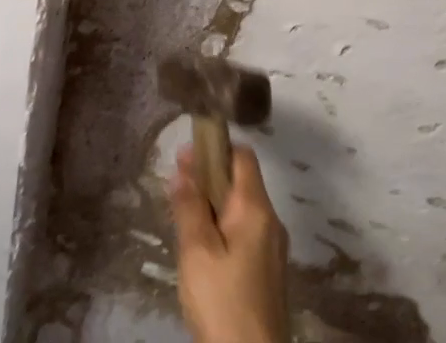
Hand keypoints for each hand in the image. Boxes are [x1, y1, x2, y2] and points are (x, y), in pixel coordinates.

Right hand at [168, 143, 288, 342]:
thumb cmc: (221, 299)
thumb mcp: (196, 249)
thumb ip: (189, 205)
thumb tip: (184, 164)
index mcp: (256, 210)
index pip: (243, 157)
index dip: (215, 147)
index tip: (185, 153)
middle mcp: (270, 223)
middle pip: (240, 182)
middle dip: (207, 176)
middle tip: (174, 184)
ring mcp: (271, 248)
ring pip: (239, 208)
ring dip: (211, 203)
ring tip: (180, 213)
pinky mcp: (266, 269)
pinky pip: (243, 231)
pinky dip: (220, 226)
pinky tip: (198, 243)